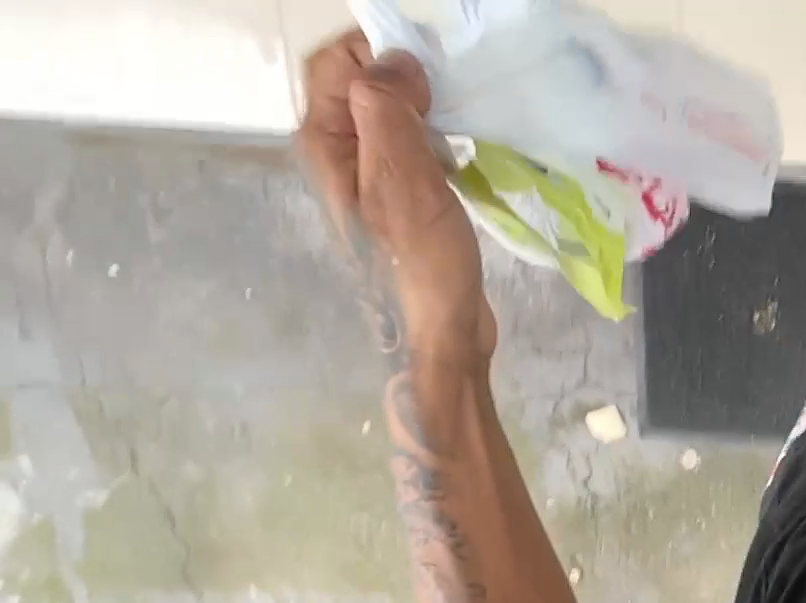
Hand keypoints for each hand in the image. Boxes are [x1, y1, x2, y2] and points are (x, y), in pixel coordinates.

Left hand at [295, 30, 495, 366]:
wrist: (443, 331)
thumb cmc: (422, 262)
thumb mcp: (403, 180)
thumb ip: (387, 110)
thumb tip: (396, 60)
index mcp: (325, 142)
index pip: (339, 62)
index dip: (383, 53)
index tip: (436, 74)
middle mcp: (339, 154)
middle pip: (362, 86)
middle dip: (408, 80)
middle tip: (456, 100)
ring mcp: (371, 180)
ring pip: (392, 119)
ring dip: (427, 113)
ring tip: (464, 128)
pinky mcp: (404, 203)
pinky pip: (413, 151)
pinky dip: (438, 143)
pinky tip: (463, 160)